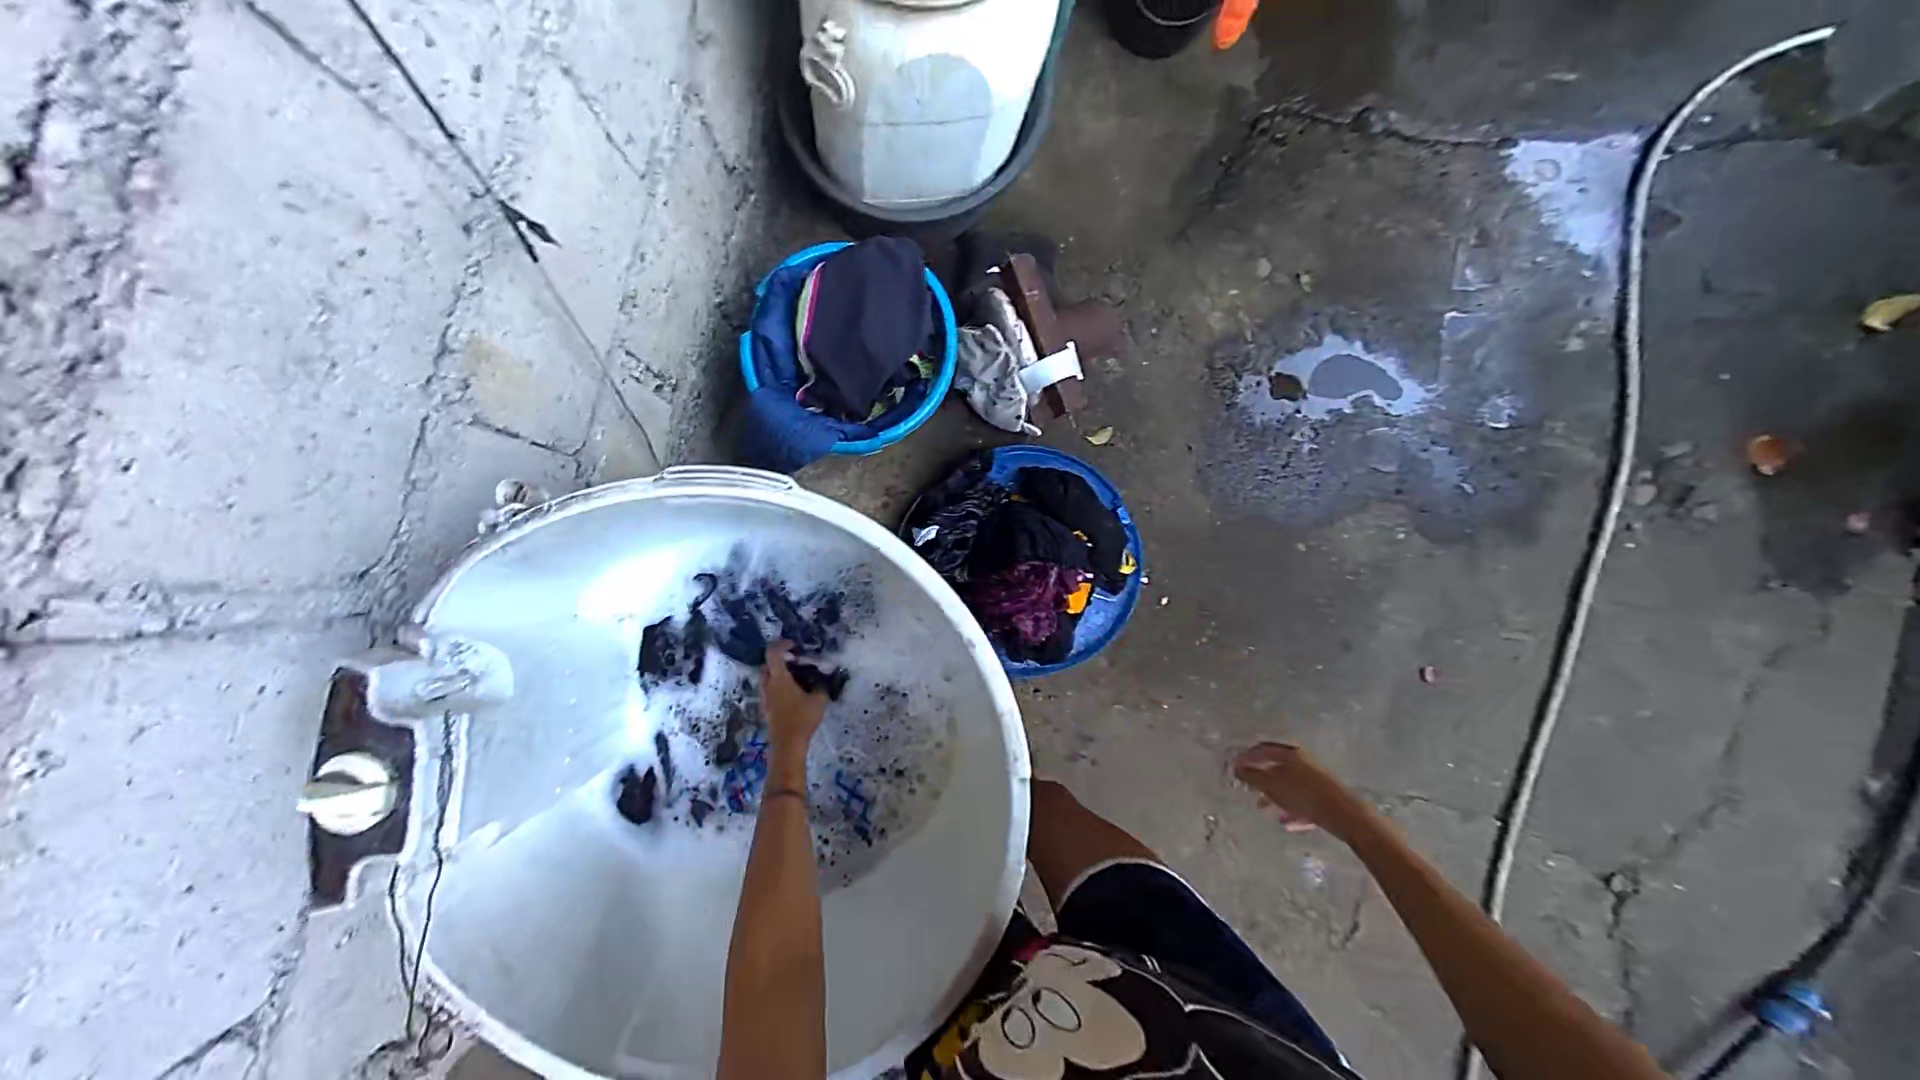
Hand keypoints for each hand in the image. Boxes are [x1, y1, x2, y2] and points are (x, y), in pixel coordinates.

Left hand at [761, 641, 826, 750]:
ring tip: (794, 677)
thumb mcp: (819, 700)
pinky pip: (768, 689)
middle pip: (767, 664)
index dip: (782, 645)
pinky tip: (791, 693)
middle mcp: (768, 685)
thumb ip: (821, 686)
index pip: (773, 653)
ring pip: (766, 677)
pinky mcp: (765, 707)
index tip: (795, 646)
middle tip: (795, 661)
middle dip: (779, 659)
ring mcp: (764, 697)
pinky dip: (776, 685)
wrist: (787, 744)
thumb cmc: (802, 719)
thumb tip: (822, 679)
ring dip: (776, 672)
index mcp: (779, 678)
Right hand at [1232, 742, 1368, 839]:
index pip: (1263, 749)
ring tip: (1266, 809)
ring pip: (1290, 786)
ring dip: (1276, 797)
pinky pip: (1303, 801)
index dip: (1247, 757)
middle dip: (1261, 780)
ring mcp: (1316, 780)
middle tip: (1248, 789)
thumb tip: (1237, 768)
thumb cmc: (1304, 795)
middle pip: (1276, 768)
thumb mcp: (1272, 785)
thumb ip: (1252, 776)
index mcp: (1290, 754)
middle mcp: (1304, 762)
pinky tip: (1289, 823)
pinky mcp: (1326, 797)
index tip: (1235, 767)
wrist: (1346, 816)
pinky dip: (1293, 809)